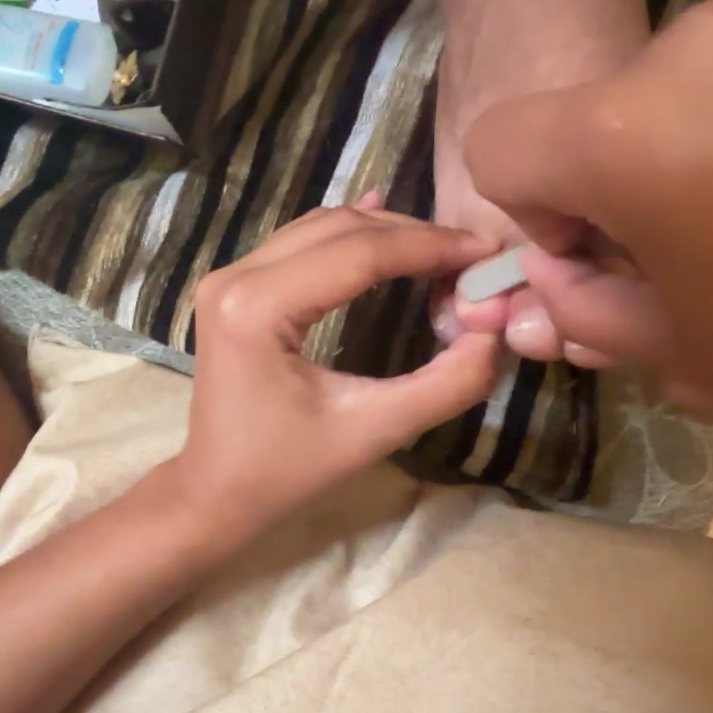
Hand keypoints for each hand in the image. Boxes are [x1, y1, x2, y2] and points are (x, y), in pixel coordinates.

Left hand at [175, 197, 502, 532]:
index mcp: (258, 307)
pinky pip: (299, 244)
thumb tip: (495, 337)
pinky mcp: (233, 289)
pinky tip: (382, 219)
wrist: (217, 494)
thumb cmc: (287, 472)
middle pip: (340, 229)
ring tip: (443, 250)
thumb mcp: (374, 432)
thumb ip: (444, 385)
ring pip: (319, 229)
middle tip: (473, 253)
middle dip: (413, 235)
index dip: (430, 246)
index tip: (487, 250)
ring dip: (383, 232)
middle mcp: (235, 277)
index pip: (360, 253)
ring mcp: (228, 278)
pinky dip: (349, 237)